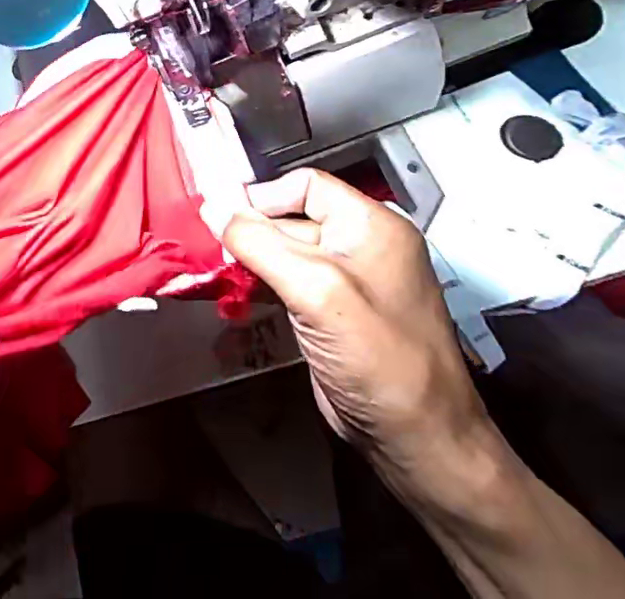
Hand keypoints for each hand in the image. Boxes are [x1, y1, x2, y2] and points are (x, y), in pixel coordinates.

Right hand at [223, 173, 624, 598]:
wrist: (416, 439)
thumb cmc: (384, 361)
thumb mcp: (317, 290)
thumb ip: (263, 245)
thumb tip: (217, 212)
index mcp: (371, 225)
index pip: (308, 186)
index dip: (264, 197)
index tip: (223, 214)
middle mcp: (361, 247)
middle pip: (293, 220)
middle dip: (251, 233)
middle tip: (208, 248)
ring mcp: (347, 283)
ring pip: (287, 255)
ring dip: (251, 262)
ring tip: (215, 273)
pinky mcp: (332, 315)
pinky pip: (290, 286)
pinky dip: (262, 287)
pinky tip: (235, 296)